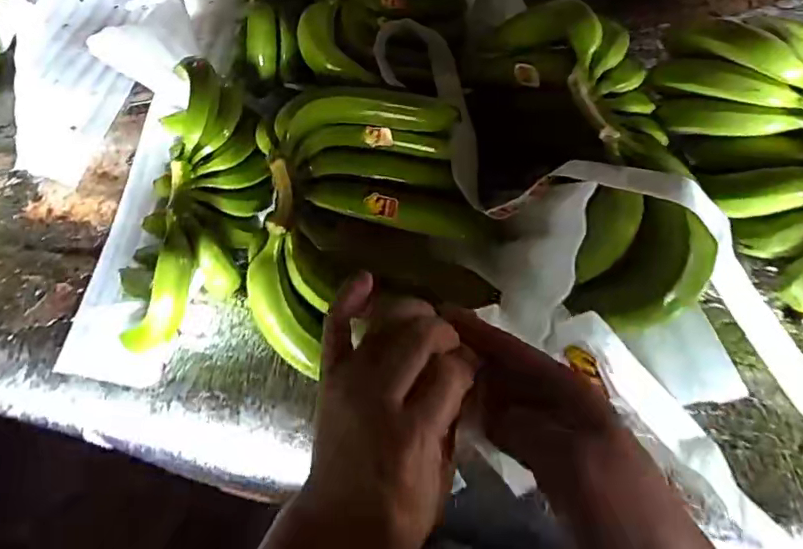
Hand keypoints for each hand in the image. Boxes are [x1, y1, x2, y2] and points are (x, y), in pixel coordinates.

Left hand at [261, 274, 477, 548]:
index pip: (451, 371)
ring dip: (412, 313)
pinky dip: (348, 300)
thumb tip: (466, 372)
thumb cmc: (397, 512)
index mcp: (410, 432)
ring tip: (427, 320)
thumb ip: (453, 420)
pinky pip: (335, 327)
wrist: (335, 526)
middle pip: (419, 337)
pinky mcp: (329, 377)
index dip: (468, 362)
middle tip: (453, 342)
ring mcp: (349, 381)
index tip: (473, 365)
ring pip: (385, 324)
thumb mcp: (441, 478)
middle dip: (445, 332)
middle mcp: (377, 397)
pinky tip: (366, 279)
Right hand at [442, 307, 709, 548]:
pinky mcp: (567, 474)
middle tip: (433, 345)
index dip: (484, 332)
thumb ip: (532, 428)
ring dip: (484, 388)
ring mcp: (570, 441)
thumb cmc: (625, 508)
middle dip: (479, 356)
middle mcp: (572, 409)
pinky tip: (478, 429)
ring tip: (444, 379)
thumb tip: (488, 403)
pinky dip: (495, 423)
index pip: (520, 353)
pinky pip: (520, 435)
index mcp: (576, 395)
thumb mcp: (578, 464)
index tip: (444, 311)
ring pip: (517, 403)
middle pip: (517, 373)